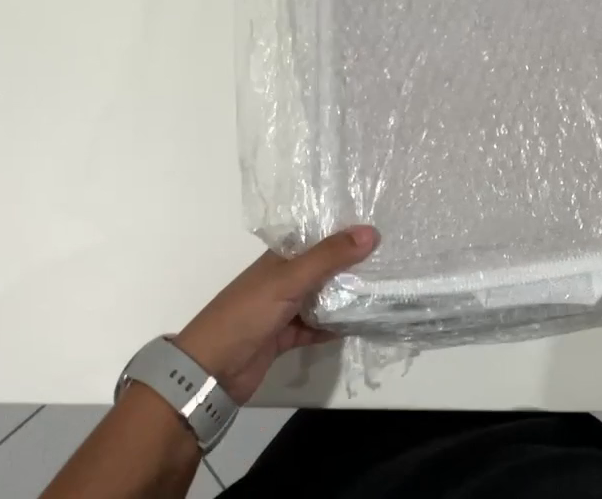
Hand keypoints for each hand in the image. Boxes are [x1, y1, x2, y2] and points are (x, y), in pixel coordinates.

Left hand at [172, 226, 379, 402]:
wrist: (209, 372)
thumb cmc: (246, 314)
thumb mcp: (289, 280)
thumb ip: (329, 257)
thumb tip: (371, 231)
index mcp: (280, 258)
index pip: (318, 237)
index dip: (346, 232)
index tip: (383, 229)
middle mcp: (284, 279)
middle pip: (325, 268)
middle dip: (353, 266)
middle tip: (393, 261)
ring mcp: (284, 309)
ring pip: (323, 298)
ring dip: (347, 298)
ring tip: (384, 291)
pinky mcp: (285, 337)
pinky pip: (317, 327)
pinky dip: (335, 327)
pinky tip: (360, 325)